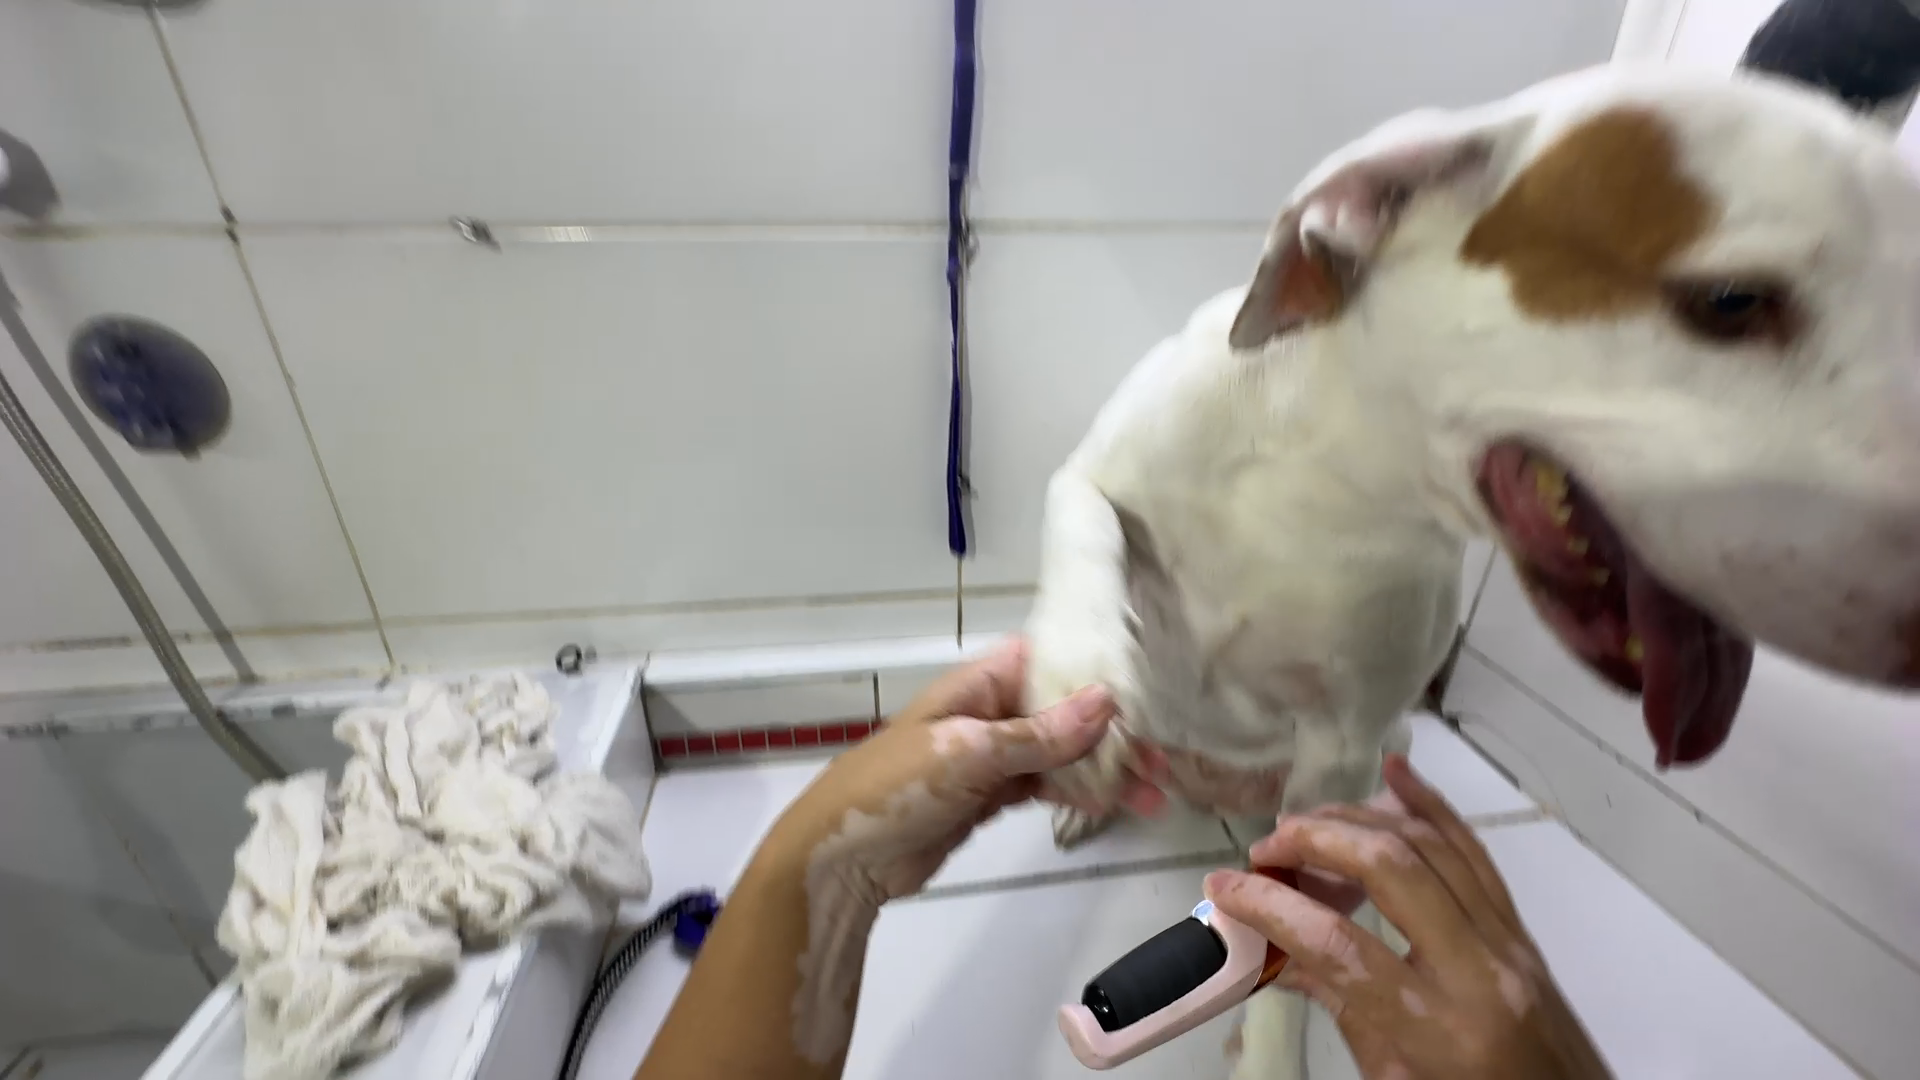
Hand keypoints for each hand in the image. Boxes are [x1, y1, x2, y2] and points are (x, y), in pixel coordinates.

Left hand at [756, 637, 1164, 910]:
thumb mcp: (967, 751)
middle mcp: (990, 712)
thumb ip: (1037, 732)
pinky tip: (1112, 805)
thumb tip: (1106, 699)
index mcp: (979, 684)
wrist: (843, 858)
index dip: (1090, 667)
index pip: (1044, 659)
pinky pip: (1044, 786)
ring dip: (1103, 769)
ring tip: (1154, 793)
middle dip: (1109, 730)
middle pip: (1060, 710)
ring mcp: (992, 756)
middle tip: (1161, 758)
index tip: (1141, 684)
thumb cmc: (895, 785)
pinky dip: (1077, 794)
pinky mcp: (991, 796)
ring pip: (1059, 753)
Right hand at [1204, 757, 1611, 1079]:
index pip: (1338, 946)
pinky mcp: (1519, 927)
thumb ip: (1334, 1003)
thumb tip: (1267, 948)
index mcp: (1444, 1031)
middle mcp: (1482, 971)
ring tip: (1302, 824)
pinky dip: (1429, 803)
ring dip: (1354, 818)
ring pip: (1426, 843)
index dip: (1268, 906)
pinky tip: (1393, 770)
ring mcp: (1508, 940)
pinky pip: (1471, 848)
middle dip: (1314, 840)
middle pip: (1389, 866)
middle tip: (1266, 849)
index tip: (1221, 887)